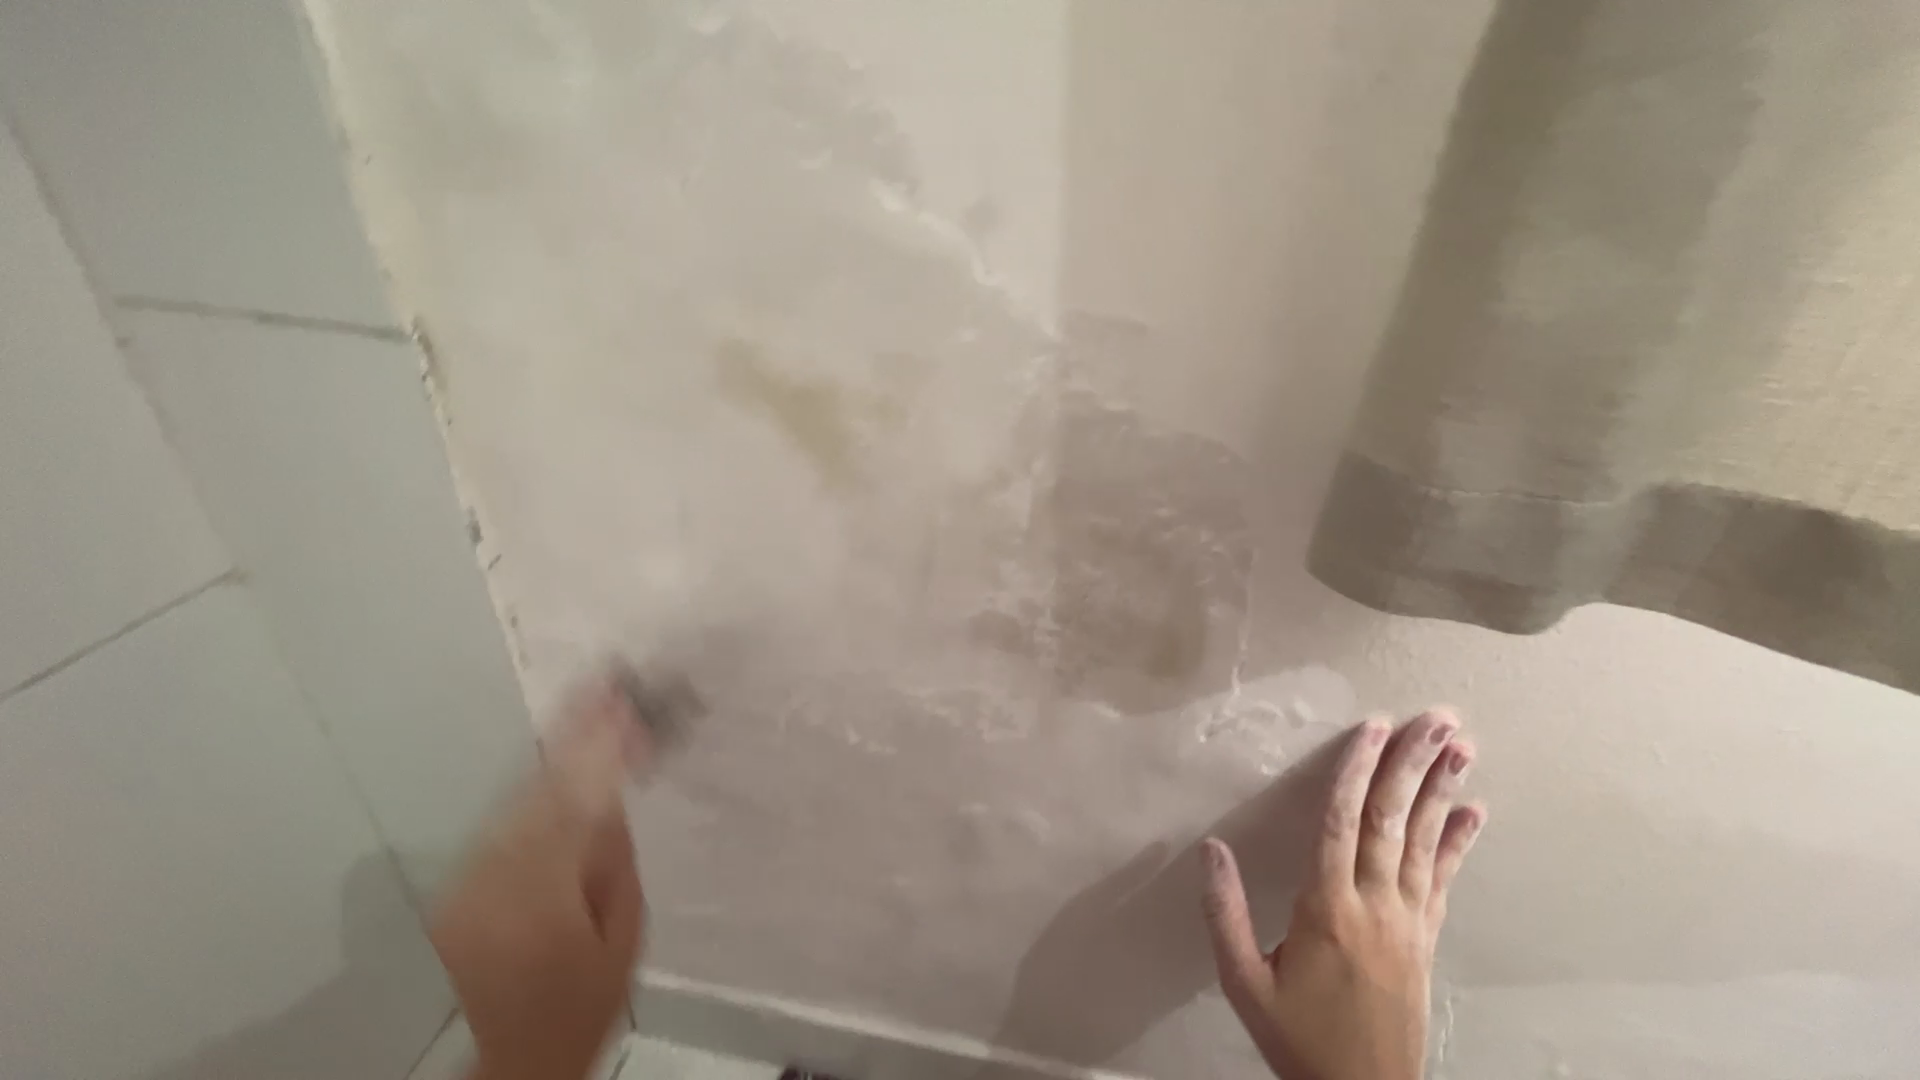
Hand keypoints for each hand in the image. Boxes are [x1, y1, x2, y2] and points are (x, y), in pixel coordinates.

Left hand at [431, 672, 652, 1079]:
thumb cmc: (578, 1005)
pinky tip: (559, 753)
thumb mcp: (621, 939)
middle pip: (541, 789)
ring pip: (519, 797)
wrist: (504, 1057)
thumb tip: (611, 798)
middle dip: (577, 733)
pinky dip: (536, 781)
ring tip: (591, 704)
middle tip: (607, 685)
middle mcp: (493, 878)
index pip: (576, 803)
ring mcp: (468, 879)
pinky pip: (505, 817)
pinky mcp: (458, 883)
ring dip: (558, 749)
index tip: (621, 700)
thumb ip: (613, 864)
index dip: (599, 747)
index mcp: (540, 896)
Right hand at [1202, 710, 1485, 1079]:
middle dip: (1414, 764)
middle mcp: (1375, 905)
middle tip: (1439, 717)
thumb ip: (1225, 912)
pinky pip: (1444, 881)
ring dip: (1442, 790)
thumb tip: (1211, 847)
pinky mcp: (1426, 940)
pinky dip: (1459, 843)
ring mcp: (1408, 922)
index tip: (1373, 727)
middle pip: (1393, 821)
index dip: (1355, 771)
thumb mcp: (1243, 981)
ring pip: (1425, 842)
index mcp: (1327, 908)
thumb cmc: (1297, 1038)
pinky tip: (1474, 811)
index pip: (1340, 823)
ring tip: (1462, 746)